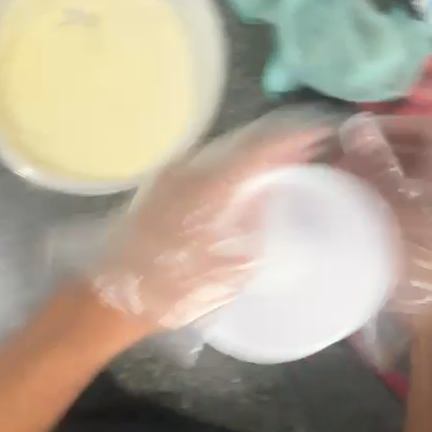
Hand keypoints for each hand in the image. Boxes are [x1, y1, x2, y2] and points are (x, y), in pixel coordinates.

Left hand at [87, 112, 327, 330]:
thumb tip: (263, 201)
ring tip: (282, 160)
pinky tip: (242, 178)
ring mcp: (169, 176)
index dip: (292, 138)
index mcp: (208, 188)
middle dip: (276, 143)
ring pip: (222, 152)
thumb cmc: (168, 291)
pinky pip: (205, 165)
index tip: (320, 135)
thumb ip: (250, 231)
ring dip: (252, 154)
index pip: (259, 149)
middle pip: (241, 144)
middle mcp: (188, 172)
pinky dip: (230, 166)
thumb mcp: (224, 271)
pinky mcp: (158, 187)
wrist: (110, 297)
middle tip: (308, 147)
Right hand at [337, 113, 431, 314]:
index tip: (352, 134)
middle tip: (339, 161)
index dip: (391, 125)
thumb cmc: (430, 273)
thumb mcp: (400, 219)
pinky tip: (356, 212)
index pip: (429, 130)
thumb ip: (379, 171)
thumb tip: (356, 126)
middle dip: (378, 152)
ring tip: (341, 185)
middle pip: (418, 154)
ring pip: (411, 180)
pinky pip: (408, 204)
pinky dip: (383, 200)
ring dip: (378, 177)